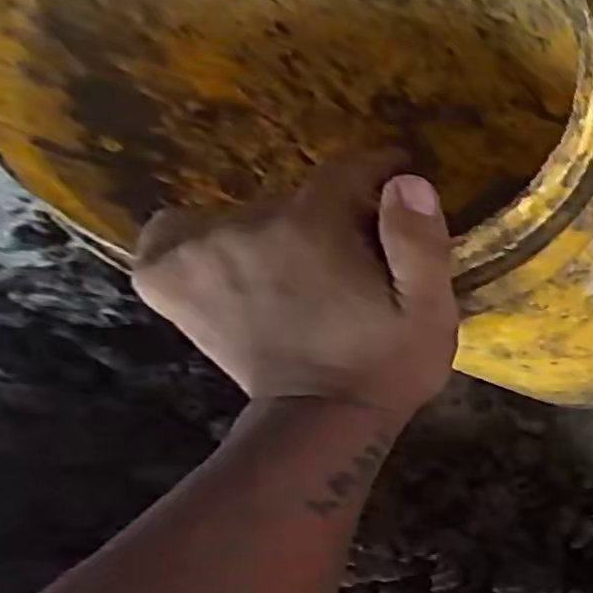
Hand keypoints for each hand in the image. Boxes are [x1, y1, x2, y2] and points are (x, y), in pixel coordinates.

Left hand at [131, 150, 460, 419]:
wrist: (323, 421)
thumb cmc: (389, 366)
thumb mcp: (431, 312)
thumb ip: (420, 243)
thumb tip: (408, 181)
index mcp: (315, 227)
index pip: (348, 170)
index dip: (378, 175)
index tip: (396, 184)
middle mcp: (245, 224)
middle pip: (296, 201)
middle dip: (330, 222)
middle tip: (357, 267)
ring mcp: (193, 250)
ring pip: (247, 219)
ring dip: (278, 239)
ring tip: (305, 285)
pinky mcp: (161, 276)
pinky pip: (182, 234)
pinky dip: (211, 248)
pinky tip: (242, 279)